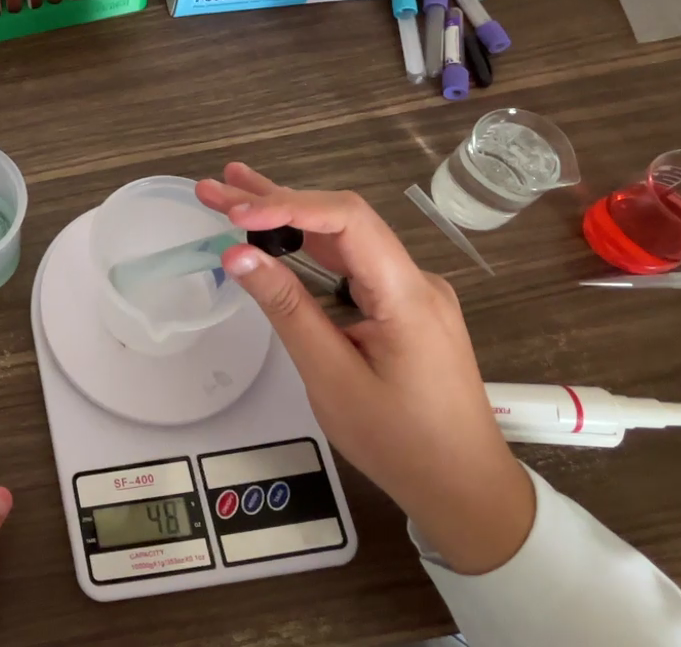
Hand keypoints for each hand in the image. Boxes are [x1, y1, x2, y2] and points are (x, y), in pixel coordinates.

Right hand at [197, 163, 534, 573]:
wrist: (466, 490)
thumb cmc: (399, 442)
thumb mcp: (331, 378)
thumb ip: (287, 309)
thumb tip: (237, 256)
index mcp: (406, 293)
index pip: (346, 221)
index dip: (288, 206)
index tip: (235, 213)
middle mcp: (413, 279)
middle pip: (340, 221)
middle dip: (274, 201)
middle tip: (214, 189)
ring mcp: (410, 291)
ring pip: (342, 239)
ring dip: (285, 217)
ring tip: (230, 197)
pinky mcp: (401, 306)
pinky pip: (350, 263)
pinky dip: (306, 246)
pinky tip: (274, 234)